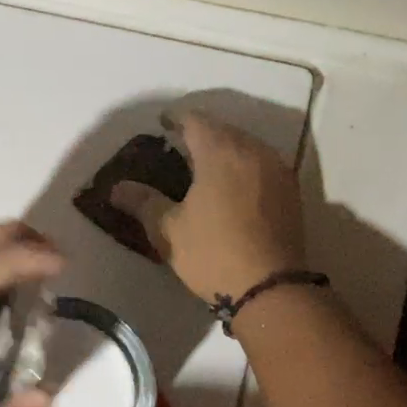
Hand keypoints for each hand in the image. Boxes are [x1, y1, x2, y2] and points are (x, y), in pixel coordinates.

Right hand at [109, 111, 306, 306]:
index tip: (161, 126)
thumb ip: (143, 203)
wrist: (269, 286)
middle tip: (179, 149)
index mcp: (219, 151)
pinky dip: (242, 168)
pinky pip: (260, 165)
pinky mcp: (290, 189)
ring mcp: (276, 168)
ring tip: (203, 169)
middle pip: (223, 130)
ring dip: (224, 151)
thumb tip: (116, 188)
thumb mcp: (168, 231)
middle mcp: (252, 149)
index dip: (175, 120)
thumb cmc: (212, 253)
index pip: (195, 120)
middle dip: (200, 135)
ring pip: (245, 146)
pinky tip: (230, 188)